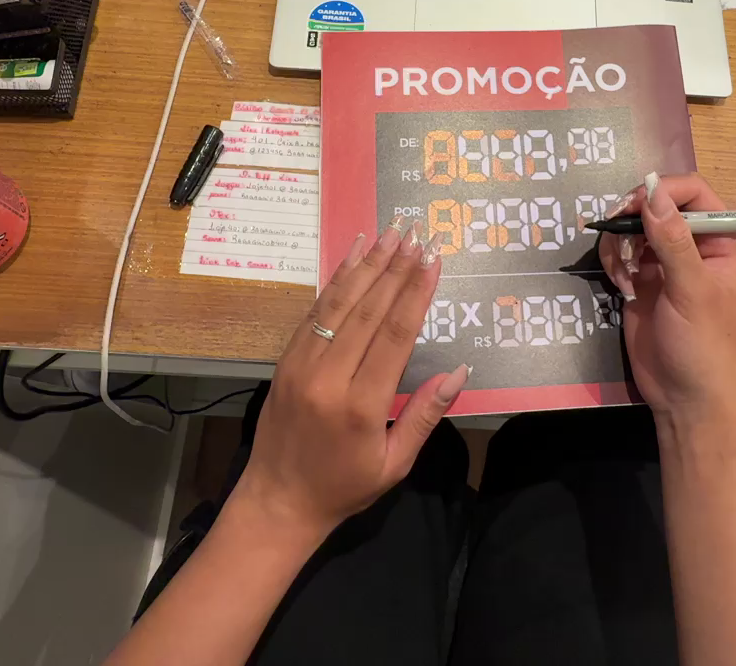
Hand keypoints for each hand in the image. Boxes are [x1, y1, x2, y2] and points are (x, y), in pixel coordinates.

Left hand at [232, 222, 469, 539]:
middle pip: (368, 311)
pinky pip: (314, 311)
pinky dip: (335, 280)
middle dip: (395, 269)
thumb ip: (424, 415)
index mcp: (361, 405)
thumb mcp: (394, 463)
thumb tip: (459, 371)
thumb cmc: (343, 487)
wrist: (276, 501)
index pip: (395, 336)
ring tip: (389, 234)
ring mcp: (301, 364)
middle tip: (415, 235)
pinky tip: (352, 256)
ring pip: (339, 303)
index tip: (432, 261)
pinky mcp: (286, 359)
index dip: (415, 294)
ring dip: (366, 265)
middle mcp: (329, 377)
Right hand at [599, 174, 735, 421]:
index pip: (693, 192)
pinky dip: (614, 262)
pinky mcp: (641, 279)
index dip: (663, 190)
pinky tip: (621, 287)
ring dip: (620, 243)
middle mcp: (693, 244)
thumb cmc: (703, 345)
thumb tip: (652, 192)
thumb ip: (672, 241)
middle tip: (616, 233)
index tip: (635, 205)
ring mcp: (665, 261)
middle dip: (633, 216)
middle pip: (657, 204)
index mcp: (720, 241)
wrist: (684, 398)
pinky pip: (620, 252)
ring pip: (633, 227)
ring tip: (623, 274)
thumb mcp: (691, 291)